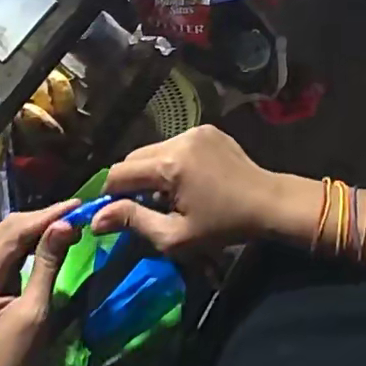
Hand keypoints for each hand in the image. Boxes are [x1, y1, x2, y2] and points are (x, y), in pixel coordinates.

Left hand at [0, 200, 81, 365]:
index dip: (46, 215)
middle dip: (42, 220)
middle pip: (6, 236)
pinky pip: (9, 264)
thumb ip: (48, 264)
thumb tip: (68, 222)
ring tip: (70, 222)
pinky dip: (31, 251)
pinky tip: (52, 243)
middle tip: (78, 211)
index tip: (79, 204)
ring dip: (37, 233)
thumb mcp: (34, 314)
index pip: (10, 233)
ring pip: (7, 247)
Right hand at [91, 127, 305, 253]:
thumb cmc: (223, 226)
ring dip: (152, 172)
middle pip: (135, 158)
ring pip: (154, 150)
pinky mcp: (208, 130)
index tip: (117, 216)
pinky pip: (176, 144)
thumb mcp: (175, 236)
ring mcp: (195, 130)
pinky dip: (172, 162)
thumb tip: (97, 219)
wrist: (268, 202)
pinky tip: (188, 182)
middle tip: (144, 209)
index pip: (119, 173)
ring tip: (169, 197)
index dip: (111, 195)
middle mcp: (179, 139)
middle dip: (131, 183)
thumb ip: (134, 222)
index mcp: (169, 164)